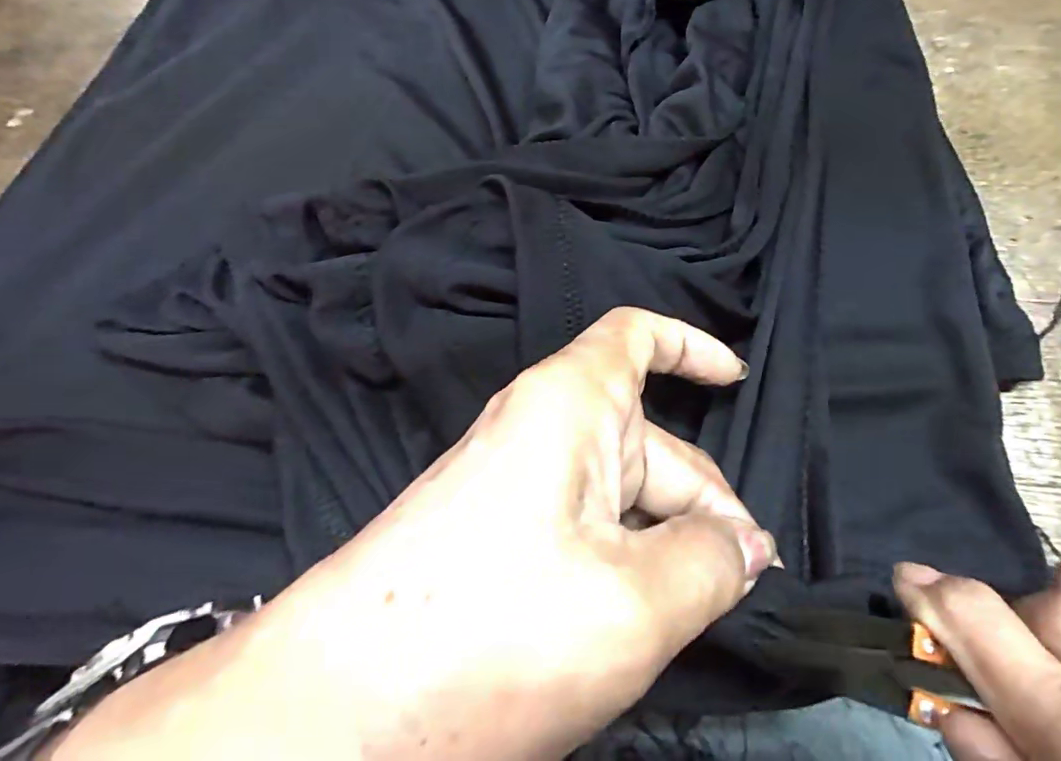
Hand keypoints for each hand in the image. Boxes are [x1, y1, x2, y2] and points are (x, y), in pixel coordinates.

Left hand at [50, 307, 775, 760]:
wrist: (315, 729)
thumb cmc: (487, 636)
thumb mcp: (634, 602)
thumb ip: (711, 563)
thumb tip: (743, 549)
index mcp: (569, 407)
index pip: (635, 339)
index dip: (691, 348)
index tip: (735, 379)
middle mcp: (539, 434)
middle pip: (649, 442)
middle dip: (705, 501)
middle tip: (745, 574)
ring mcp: (512, 493)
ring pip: (619, 499)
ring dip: (668, 544)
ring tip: (699, 609)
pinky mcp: (491, 546)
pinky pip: (584, 535)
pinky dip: (626, 565)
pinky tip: (641, 622)